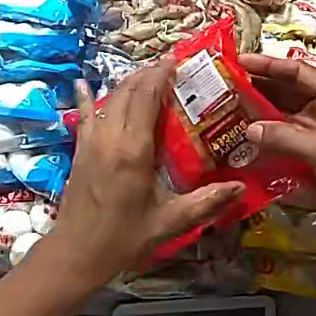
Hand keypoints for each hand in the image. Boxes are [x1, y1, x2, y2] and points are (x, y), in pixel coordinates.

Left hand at [44, 58, 243, 285]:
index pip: (147, 97)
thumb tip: (240, 188)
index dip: (161, 75)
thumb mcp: (170, 222)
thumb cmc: (124, 238)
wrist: (76, 253)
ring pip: (109, 100)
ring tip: (145, 75)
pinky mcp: (80, 151)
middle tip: (168, 67)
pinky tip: (82, 83)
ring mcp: (91, 142)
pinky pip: (84, 117)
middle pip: (128, 92)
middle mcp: (110, 137)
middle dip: (147, 74)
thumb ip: (205, 202)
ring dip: (126, 84)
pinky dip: (86, 99)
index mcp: (134, 149)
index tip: (175, 61)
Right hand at [238, 54, 315, 229]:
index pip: (298, 73)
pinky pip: (275, 136)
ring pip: (276, 112)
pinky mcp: (301, 150)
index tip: (240, 60)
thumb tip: (249, 129)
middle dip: (256, 86)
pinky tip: (236, 134)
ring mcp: (310, 129)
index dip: (269, 65)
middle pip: (283, 90)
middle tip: (224, 83)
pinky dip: (259, 134)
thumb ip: (288, 139)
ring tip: (224, 105)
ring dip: (254, 109)